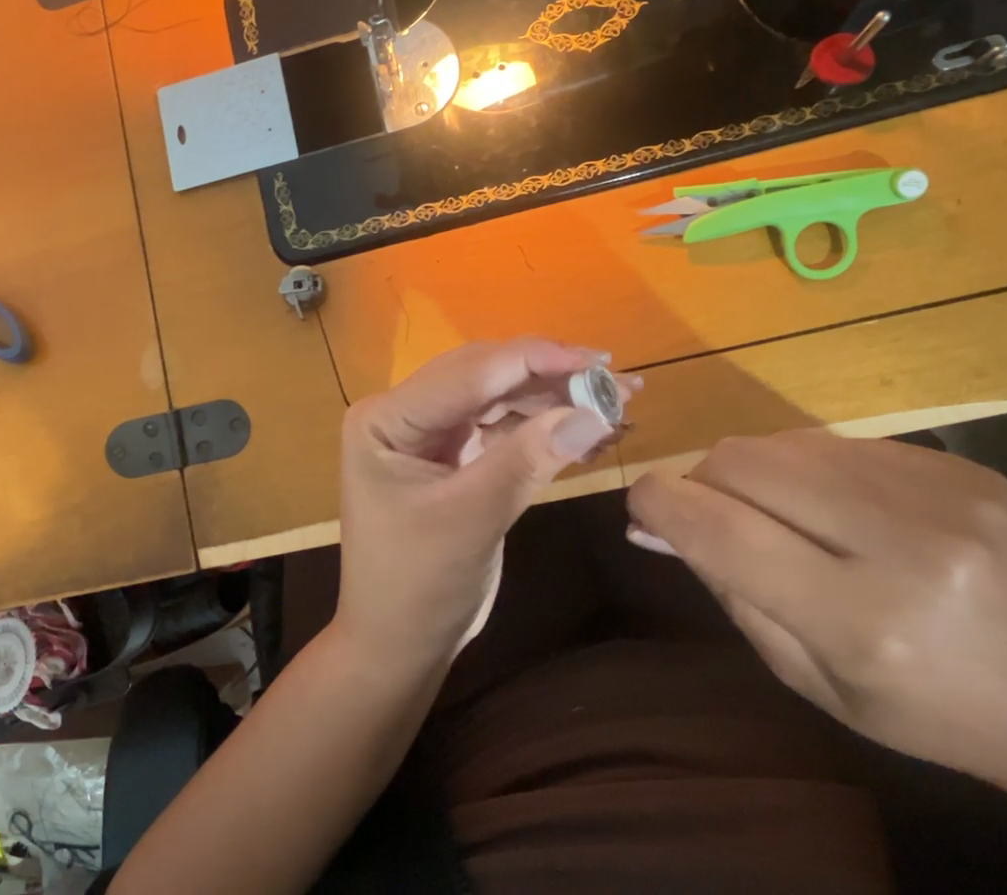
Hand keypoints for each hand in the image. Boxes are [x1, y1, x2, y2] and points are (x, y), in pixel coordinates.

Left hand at [336, 338, 635, 668]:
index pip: (467, 374)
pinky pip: (504, 431)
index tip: (599, 362)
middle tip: (620, 384)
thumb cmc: (418, 585)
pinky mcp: (454, 459)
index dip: (535, 361)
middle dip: (551, 377)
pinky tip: (592, 433)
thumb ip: (526, 460)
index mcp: (386, 419)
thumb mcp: (471, 518)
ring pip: (500, 401)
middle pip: (485, 378)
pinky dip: (545, 430)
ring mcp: (428, 435)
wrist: (400, 645)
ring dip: (555, 401)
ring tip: (620, 405)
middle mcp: (403, 414)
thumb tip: (595, 411)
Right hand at [625, 432, 1006, 795]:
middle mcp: (903, 542)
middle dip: (702, 480)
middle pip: (746, 464)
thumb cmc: (935, 715)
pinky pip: (844, 444)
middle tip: (705, 512)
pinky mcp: (966, 467)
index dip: (660, 505)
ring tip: (773, 512)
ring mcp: (944, 494)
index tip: (638, 503)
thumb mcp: (814, 681)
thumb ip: (731, 594)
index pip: (722, 531)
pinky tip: (838, 509)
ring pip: (788, 443)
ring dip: (754, 471)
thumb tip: (660, 526)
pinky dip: (812, 469)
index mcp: (863, 620)